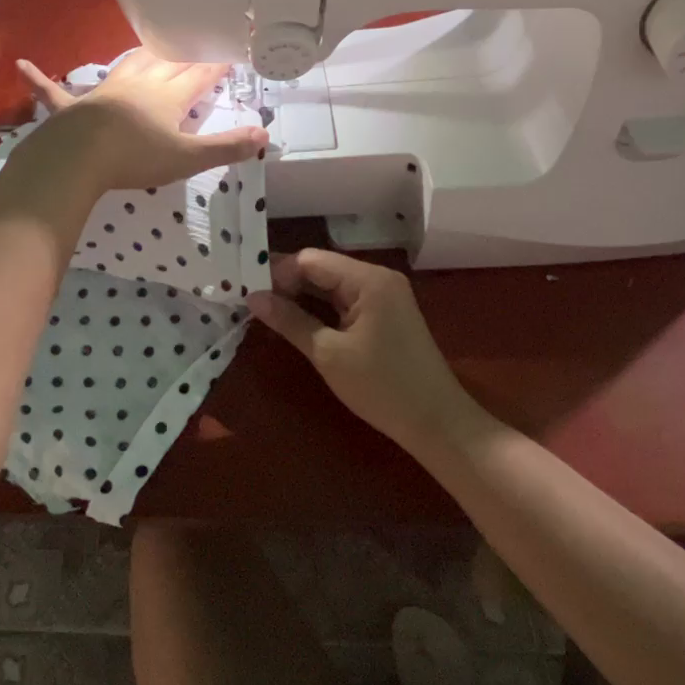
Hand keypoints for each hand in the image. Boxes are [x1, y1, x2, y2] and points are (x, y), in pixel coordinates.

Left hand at [16, 52, 267, 192]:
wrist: (79, 158)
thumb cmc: (135, 157)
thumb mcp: (187, 158)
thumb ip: (226, 147)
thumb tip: (265, 135)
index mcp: (167, 97)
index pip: (197, 76)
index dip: (215, 65)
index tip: (229, 51)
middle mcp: (137, 86)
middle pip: (164, 64)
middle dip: (182, 55)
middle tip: (193, 43)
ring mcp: (102, 94)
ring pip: (124, 67)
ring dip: (138, 57)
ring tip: (147, 48)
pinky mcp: (70, 109)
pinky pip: (52, 91)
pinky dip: (39, 79)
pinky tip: (22, 65)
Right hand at [248, 249, 481, 448]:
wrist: (437, 423)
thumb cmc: (382, 386)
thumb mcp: (328, 354)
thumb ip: (289, 320)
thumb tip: (253, 297)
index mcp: (368, 279)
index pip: (310, 260)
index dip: (276, 272)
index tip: (246, 291)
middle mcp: (378, 279)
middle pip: (321, 268)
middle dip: (286, 283)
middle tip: (250, 301)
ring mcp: (385, 297)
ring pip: (331, 285)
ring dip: (301, 296)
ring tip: (265, 310)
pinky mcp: (386, 315)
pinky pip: (345, 301)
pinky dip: (320, 308)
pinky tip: (297, 320)